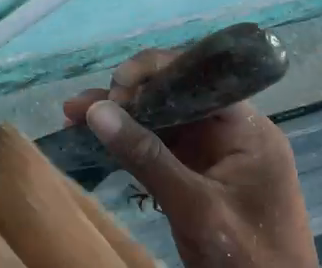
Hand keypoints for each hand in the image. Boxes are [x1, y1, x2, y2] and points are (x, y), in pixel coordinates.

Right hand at [65, 49, 317, 267]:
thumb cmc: (248, 262)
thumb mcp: (196, 210)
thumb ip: (147, 157)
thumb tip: (96, 109)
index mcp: (247, 129)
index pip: (197, 75)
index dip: (152, 72)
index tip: (116, 92)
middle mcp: (232, 132)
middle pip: (172, 93)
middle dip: (124, 95)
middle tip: (82, 108)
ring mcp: (215, 154)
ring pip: (159, 117)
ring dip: (118, 116)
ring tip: (72, 115)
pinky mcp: (199, 175)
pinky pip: (158, 144)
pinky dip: (127, 140)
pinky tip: (93, 138)